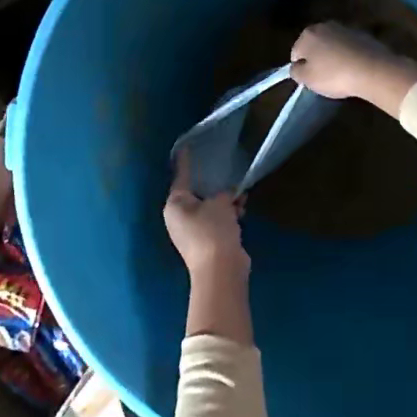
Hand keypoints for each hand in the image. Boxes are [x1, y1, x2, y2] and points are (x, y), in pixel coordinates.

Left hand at [164, 150, 248, 281]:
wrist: (220, 269)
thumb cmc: (213, 229)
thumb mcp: (220, 203)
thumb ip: (224, 193)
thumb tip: (228, 195)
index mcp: (175, 204)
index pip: (181, 176)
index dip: (185, 161)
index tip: (186, 147)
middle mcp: (178, 217)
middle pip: (196, 194)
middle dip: (214, 186)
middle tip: (227, 172)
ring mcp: (191, 232)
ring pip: (208, 209)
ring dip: (224, 202)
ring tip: (241, 194)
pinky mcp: (206, 242)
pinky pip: (216, 222)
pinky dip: (227, 216)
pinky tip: (241, 210)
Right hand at [290, 21, 416, 116]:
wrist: (373, 69)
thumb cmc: (334, 75)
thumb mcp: (307, 79)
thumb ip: (296, 71)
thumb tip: (296, 66)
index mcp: (307, 34)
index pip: (295, 53)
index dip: (300, 67)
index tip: (310, 79)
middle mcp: (324, 26)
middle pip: (314, 45)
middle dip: (316, 58)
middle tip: (324, 76)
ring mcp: (345, 28)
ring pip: (332, 44)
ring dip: (333, 55)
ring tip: (341, 73)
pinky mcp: (362, 34)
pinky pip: (348, 46)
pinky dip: (348, 55)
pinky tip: (354, 68)